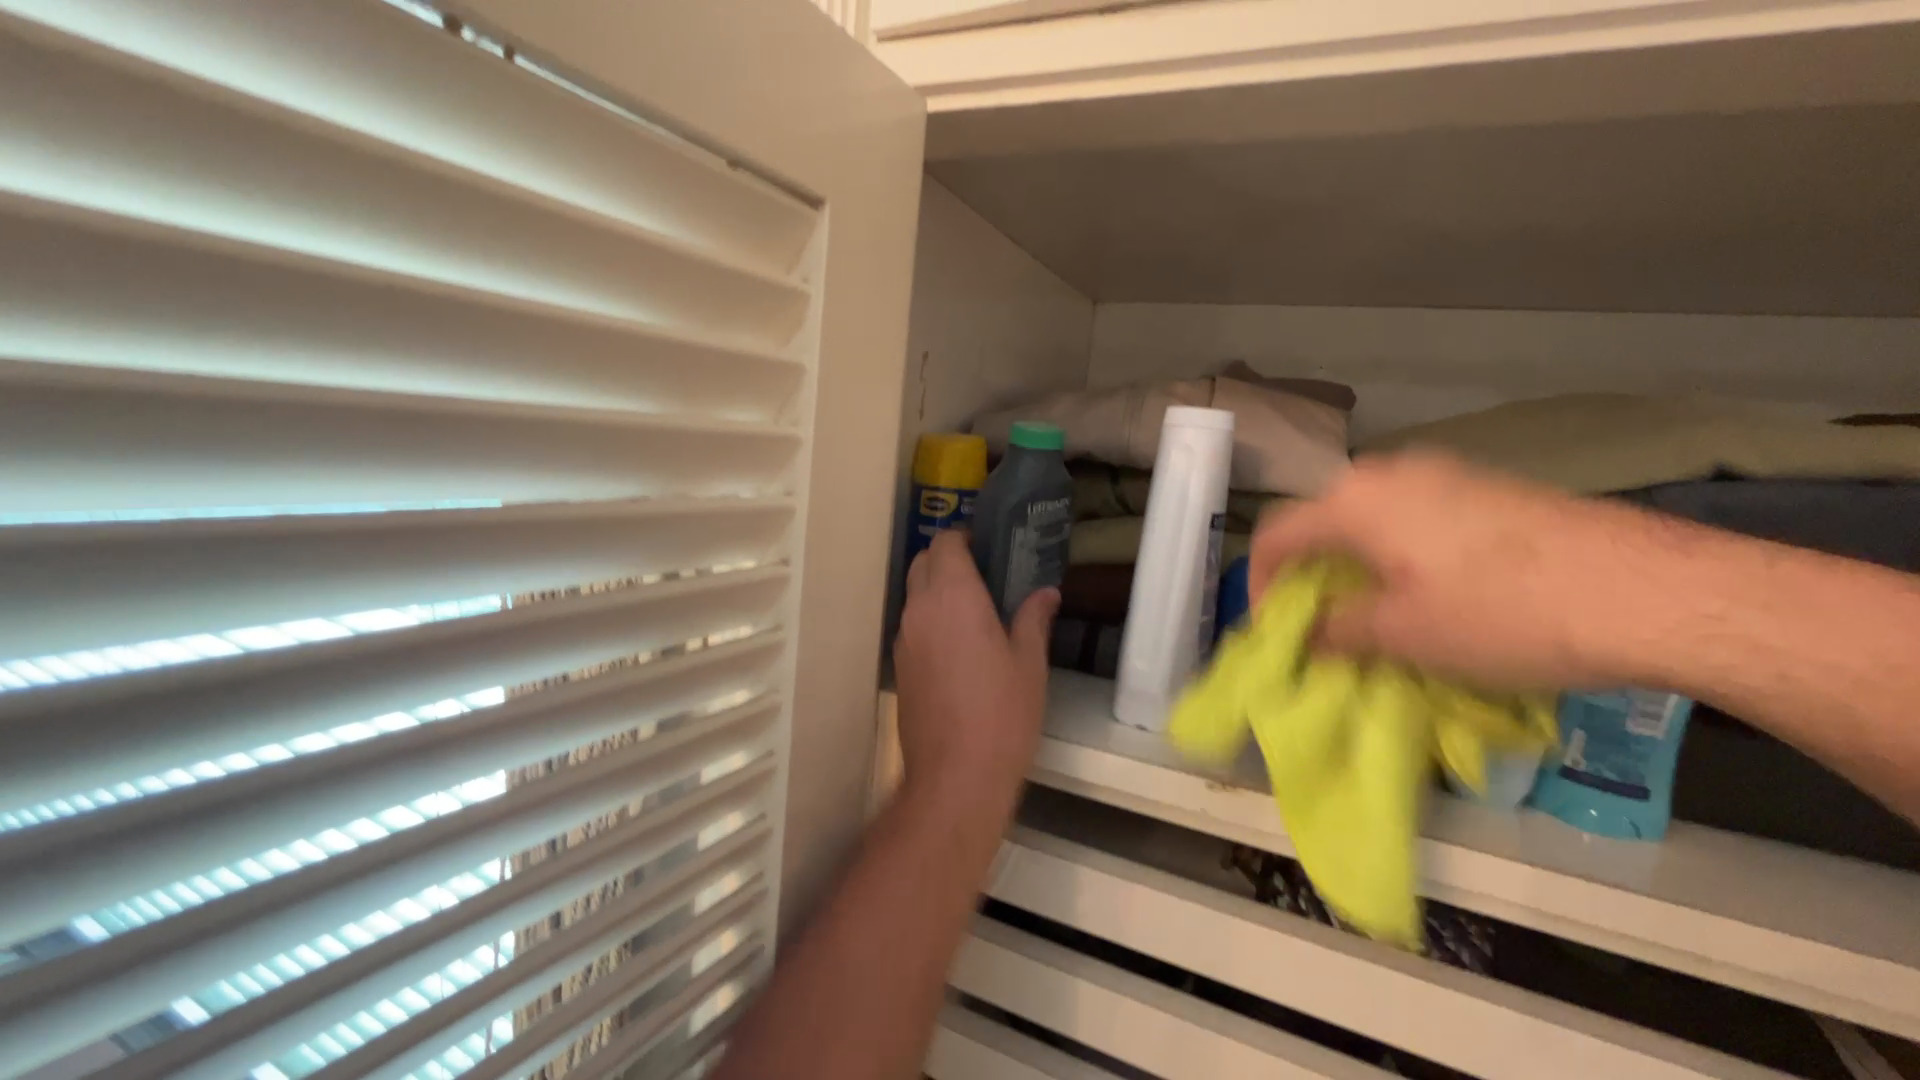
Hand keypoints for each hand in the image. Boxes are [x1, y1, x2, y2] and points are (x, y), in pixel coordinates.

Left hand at [893, 531, 1058, 805]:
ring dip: (938, 590)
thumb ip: (1033, 619)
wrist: (956, 776)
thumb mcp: (1030, 663)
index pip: (946, 542)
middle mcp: (919, 609)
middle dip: (949, 559)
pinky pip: (912, 625)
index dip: (966, 538)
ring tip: (978, 610)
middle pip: (923, 562)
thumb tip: (1046, 593)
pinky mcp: (900, 667)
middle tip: (987, 576)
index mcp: (953, 596)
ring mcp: (904, 639)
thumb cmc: (1002, 714)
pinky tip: (961, 645)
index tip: (992, 549)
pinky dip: (931, 619)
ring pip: (914, 594)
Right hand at [1250, 451, 1699, 690]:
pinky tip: (1439, 598)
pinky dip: (1406, 558)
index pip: (1275, 536)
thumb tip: (1306, 633)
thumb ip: (1335, 630)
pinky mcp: (1496, 490)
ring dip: (1361, 568)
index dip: (1258, 584)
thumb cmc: (1501, 614)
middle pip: (1325, 523)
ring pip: (1376, 521)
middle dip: (1313, 577)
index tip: (1274, 632)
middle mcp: (1394, 474)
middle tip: (1324, 628)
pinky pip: (1422, 520)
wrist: (1652, 590)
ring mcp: (1450, 476)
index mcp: (1355, 501)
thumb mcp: (1402, 635)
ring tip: (1380, 618)